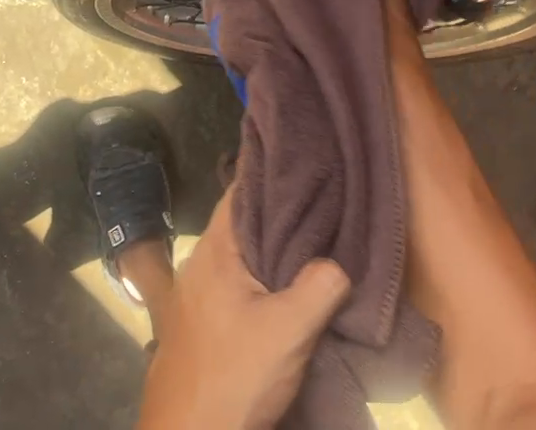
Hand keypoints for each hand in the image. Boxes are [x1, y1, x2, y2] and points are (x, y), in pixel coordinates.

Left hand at [136, 184, 351, 429]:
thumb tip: (338, 262)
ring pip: (240, 254)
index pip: (241, 192)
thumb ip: (318, 287)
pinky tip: (287, 284)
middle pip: (243, 222)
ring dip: (271, 247)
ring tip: (313, 237)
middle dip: (279, 212)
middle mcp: (200, 261)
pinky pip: (236, 280)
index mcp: (215, 250)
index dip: (271, 175)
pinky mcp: (203, 319)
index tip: (304, 162)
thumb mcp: (288, 330)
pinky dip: (261, 273)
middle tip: (323, 198)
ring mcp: (197, 291)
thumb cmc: (234, 374)